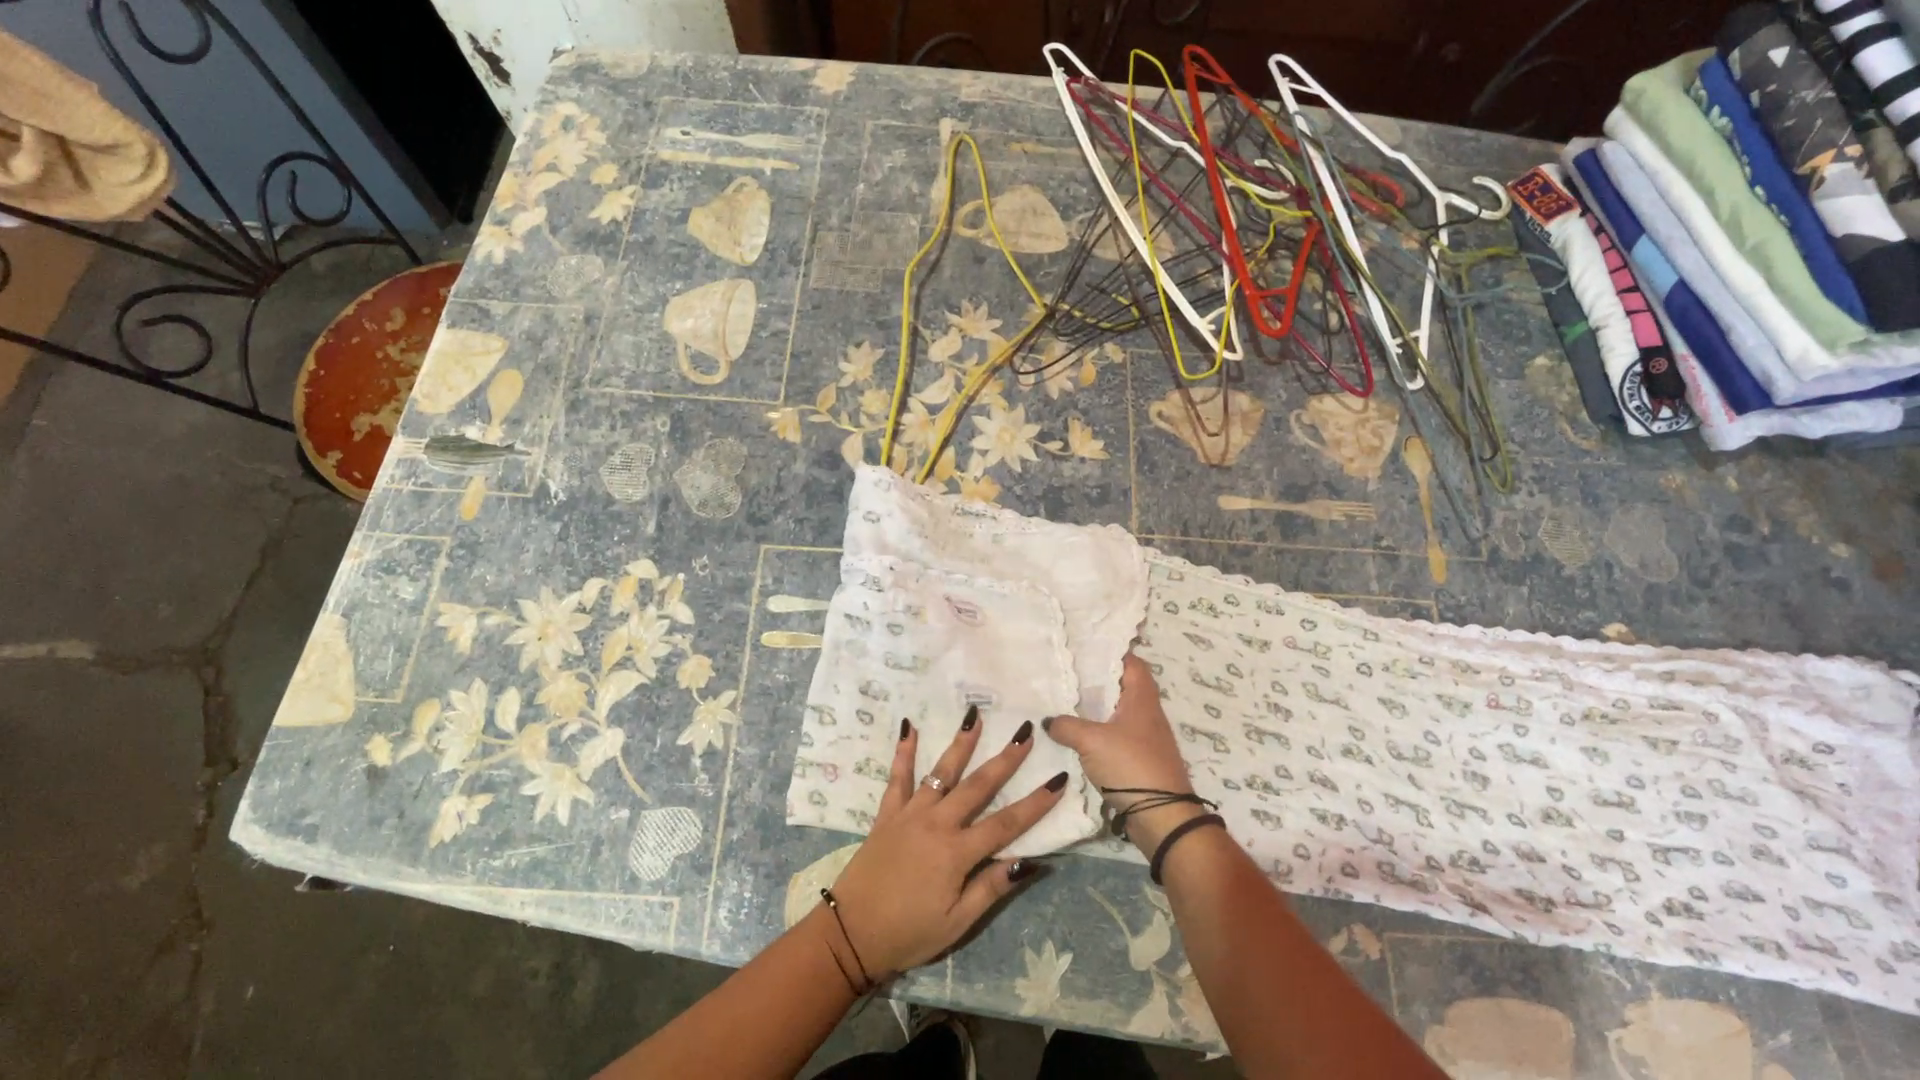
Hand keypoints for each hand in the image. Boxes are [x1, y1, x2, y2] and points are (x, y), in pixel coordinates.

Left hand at [823, 707, 1066, 977]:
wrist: (850, 934)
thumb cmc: (908, 934)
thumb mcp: (957, 923)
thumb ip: (990, 888)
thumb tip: (1030, 861)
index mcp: (956, 853)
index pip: (1006, 823)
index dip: (1035, 803)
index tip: (1059, 778)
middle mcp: (936, 824)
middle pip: (977, 786)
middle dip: (1005, 759)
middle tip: (1025, 732)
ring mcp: (909, 815)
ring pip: (940, 772)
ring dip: (960, 743)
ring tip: (974, 715)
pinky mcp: (886, 815)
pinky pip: (897, 778)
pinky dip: (903, 752)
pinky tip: (908, 727)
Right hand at [1044, 654, 1201, 855]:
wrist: (1162, 815)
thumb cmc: (1131, 766)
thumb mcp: (1091, 741)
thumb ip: (1066, 726)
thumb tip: (1047, 721)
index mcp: (1142, 699)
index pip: (1132, 663)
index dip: (1111, 653)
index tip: (1084, 649)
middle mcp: (1147, 714)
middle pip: (1123, 688)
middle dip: (1098, 681)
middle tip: (1066, 675)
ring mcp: (1146, 739)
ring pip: (1118, 714)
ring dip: (1097, 710)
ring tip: (1065, 704)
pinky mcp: (1140, 761)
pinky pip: (1116, 738)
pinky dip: (1098, 734)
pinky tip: (1077, 738)